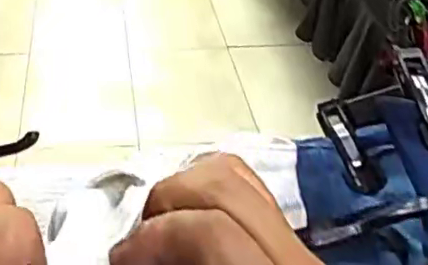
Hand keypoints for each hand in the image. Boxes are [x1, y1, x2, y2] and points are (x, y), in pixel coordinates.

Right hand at [111, 154, 318, 264]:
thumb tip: (126, 250)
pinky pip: (255, 195)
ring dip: (190, 185)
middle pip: (227, 180)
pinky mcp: (300, 247)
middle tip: (136, 231)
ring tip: (159, 220)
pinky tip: (190, 221)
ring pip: (243, 174)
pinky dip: (215, 196)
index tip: (122, 252)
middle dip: (170, 194)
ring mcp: (305, 246)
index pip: (212, 228)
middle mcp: (297, 253)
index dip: (154, 234)